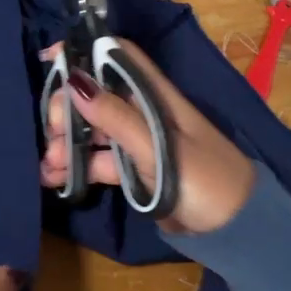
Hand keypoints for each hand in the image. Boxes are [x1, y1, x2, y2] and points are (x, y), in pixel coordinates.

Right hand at [39, 38, 255, 234]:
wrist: (242, 239)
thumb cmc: (208, 184)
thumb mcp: (159, 151)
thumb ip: (116, 117)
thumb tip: (73, 79)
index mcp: (155, 96)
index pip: (116, 57)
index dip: (84, 51)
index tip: (50, 60)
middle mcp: (143, 111)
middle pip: (94, 95)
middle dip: (66, 109)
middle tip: (53, 133)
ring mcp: (137, 141)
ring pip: (92, 130)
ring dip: (66, 143)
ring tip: (48, 166)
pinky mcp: (134, 170)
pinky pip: (98, 160)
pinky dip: (75, 167)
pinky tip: (55, 178)